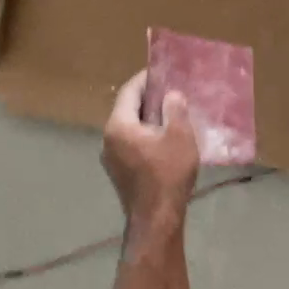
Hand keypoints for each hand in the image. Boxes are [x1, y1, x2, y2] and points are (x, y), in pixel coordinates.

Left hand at [101, 71, 200, 226]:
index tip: (160, 71)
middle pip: (127, 109)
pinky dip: (145, 135)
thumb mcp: (180, 135)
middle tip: (170, 91)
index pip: (129, 92)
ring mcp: (110, 157)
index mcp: (119, 125)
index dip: (145, 79)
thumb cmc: (168, 173)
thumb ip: (175, 109)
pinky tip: (164, 139)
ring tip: (171, 114)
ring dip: (147, 118)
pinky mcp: (118, 171)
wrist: (156, 217)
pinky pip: (130, 143)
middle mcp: (108, 138)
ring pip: (129, 128)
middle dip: (148, 98)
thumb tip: (170, 95)